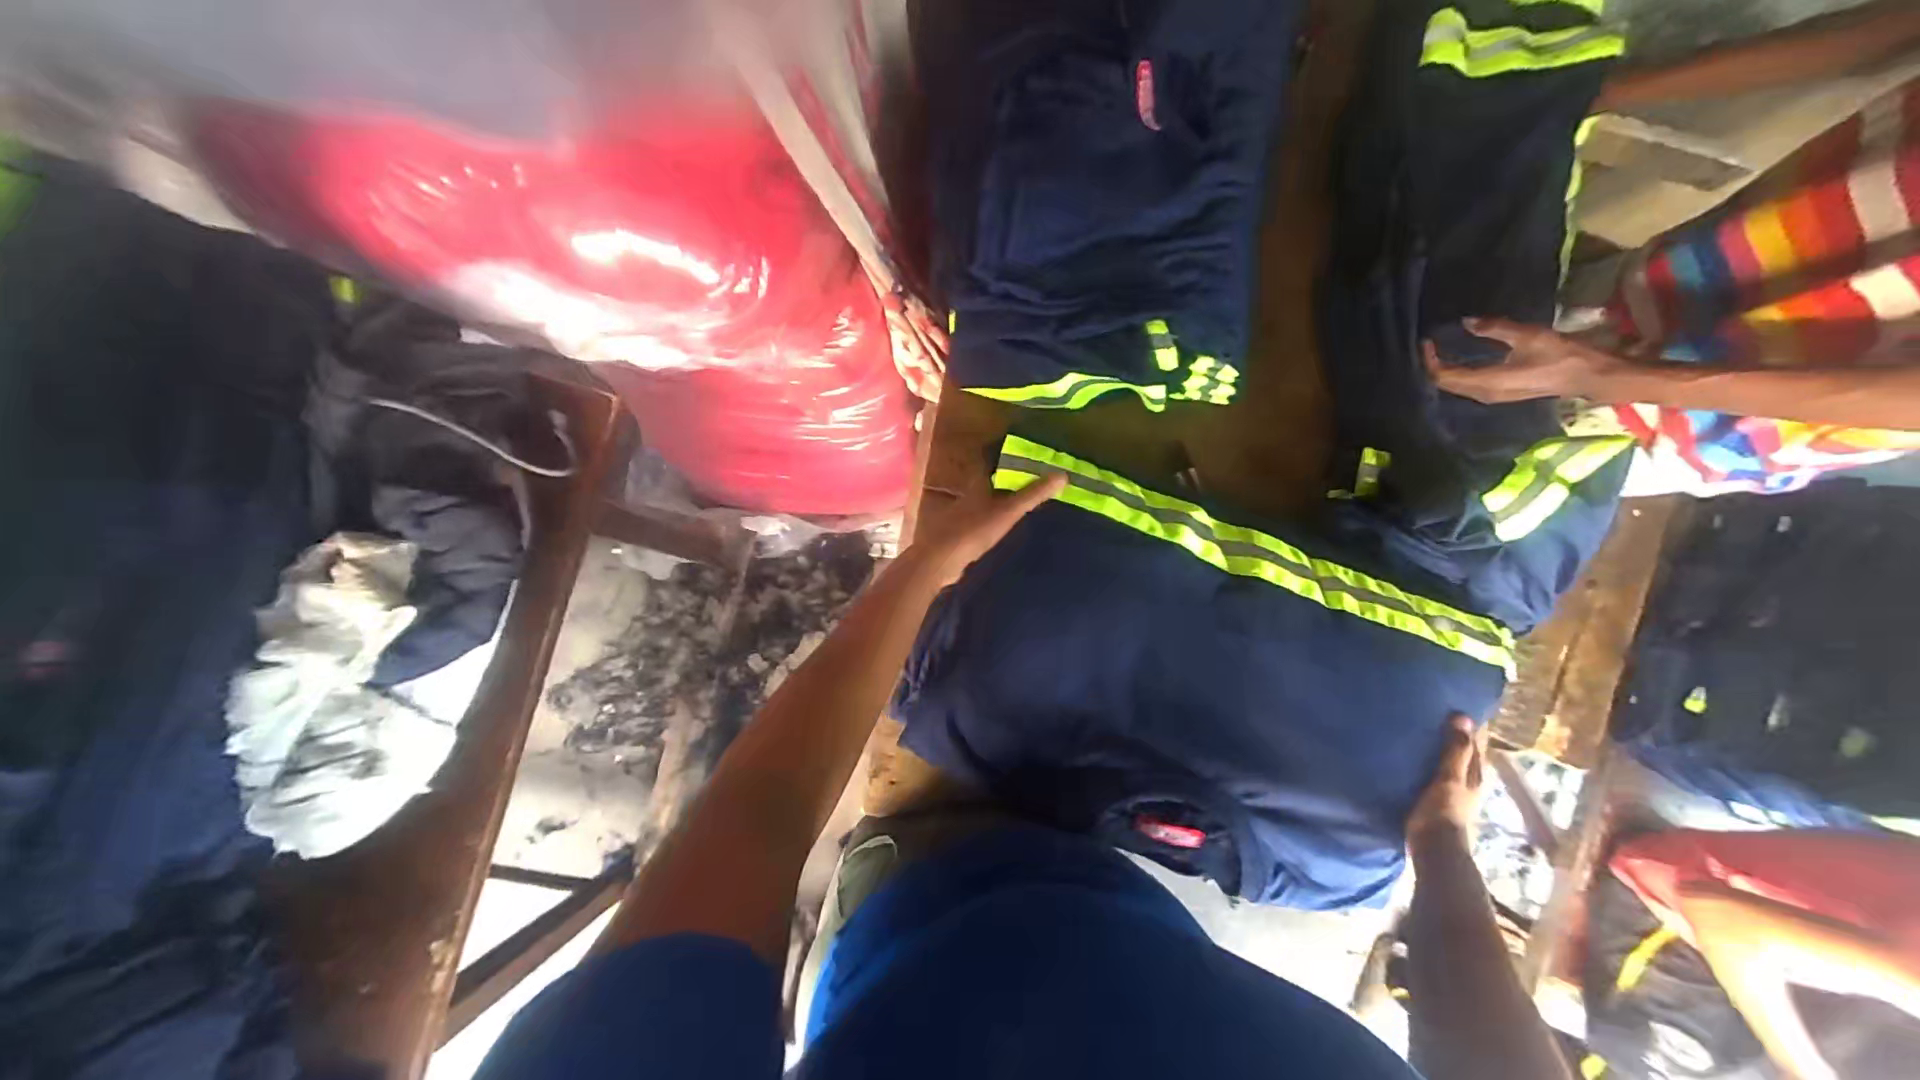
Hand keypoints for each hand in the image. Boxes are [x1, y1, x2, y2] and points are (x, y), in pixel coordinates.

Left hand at [908, 473, 1066, 584]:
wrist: (939, 562)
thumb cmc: (973, 531)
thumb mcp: (1008, 512)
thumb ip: (1033, 495)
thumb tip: (1062, 475)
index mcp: (975, 489)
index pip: (988, 469)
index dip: (1002, 463)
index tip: (1019, 462)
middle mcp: (964, 501)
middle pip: (983, 489)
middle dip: (999, 488)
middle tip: (1022, 490)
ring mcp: (956, 521)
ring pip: (977, 509)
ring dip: (991, 510)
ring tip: (1012, 514)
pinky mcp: (953, 541)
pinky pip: (972, 529)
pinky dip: (984, 529)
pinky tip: (994, 538)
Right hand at [1406, 713, 1487, 846]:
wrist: (1433, 848)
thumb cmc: (1442, 810)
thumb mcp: (1449, 778)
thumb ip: (1455, 750)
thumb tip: (1462, 716)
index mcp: (1475, 773)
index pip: (1477, 741)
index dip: (1472, 724)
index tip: (1458, 703)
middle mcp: (1469, 780)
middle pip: (1466, 751)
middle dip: (1458, 733)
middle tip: (1438, 711)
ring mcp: (1454, 790)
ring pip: (1452, 761)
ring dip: (1444, 746)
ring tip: (1425, 729)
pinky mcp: (1438, 798)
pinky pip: (1436, 771)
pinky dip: (1432, 760)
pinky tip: (1417, 756)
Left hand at [1425, 317, 1627, 403]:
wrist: (1588, 377)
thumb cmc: (1561, 355)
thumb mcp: (1528, 336)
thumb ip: (1494, 329)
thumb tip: (1466, 322)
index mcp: (1485, 382)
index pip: (1443, 375)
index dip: (1430, 359)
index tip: (1427, 341)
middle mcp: (1481, 394)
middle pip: (1444, 383)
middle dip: (1433, 364)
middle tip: (1431, 344)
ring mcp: (1489, 396)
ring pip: (1454, 386)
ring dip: (1444, 370)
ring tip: (1440, 350)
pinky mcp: (1497, 394)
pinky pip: (1466, 386)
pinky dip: (1457, 374)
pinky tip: (1459, 360)